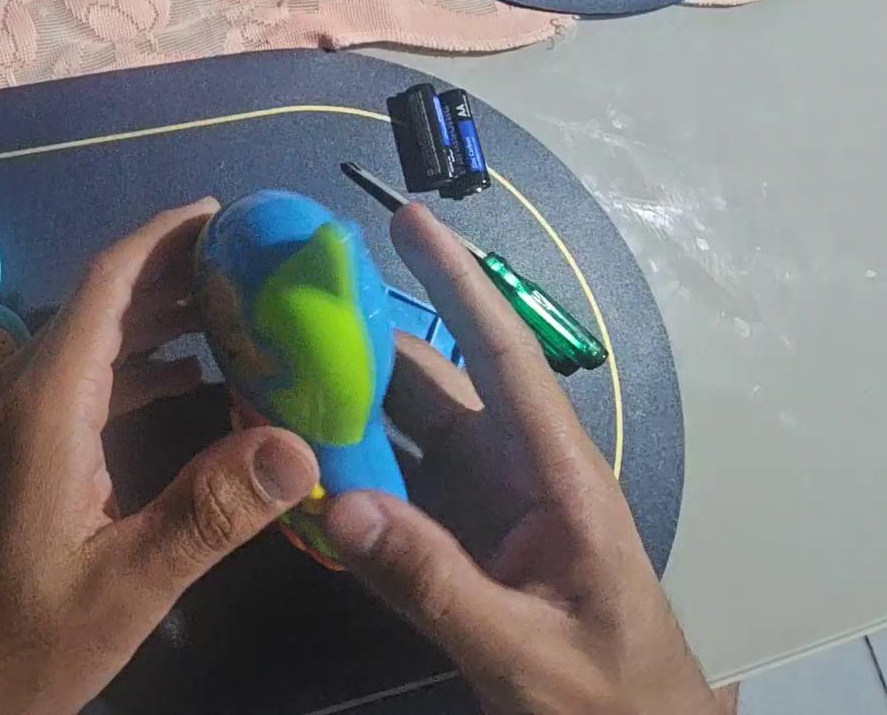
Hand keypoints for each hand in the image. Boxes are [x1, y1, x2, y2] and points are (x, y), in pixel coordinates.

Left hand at [0, 200, 321, 714]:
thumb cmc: (17, 640)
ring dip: (154, 318)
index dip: (160, 238)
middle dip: (171, 272)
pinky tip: (181, 378)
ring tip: (228, 311)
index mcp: (46, 399)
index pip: (106, 284)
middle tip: (243, 261)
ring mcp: (9, 410)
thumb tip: (298, 448)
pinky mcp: (9, 439)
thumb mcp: (125, 585)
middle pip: (101, 301)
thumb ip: (209, 511)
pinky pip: (77, 378)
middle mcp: (21, 386)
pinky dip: (131, 366)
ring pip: (89, 337)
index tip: (215, 212)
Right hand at [324, 203, 720, 713]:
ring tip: (271, 374)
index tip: (409, 220)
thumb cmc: (614, 704)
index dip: (457, 281)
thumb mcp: (529, 656)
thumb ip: (436, 584)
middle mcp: (507, 466)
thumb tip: (339, 504)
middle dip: (362, 340)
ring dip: (341, 401)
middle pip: (427, 382)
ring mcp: (474, 498)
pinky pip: (385, 478)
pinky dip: (341, 462)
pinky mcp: (448, 530)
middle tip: (286, 308)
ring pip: (398, 426)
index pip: (501, 353)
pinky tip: (294, 455)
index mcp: (553, 472)